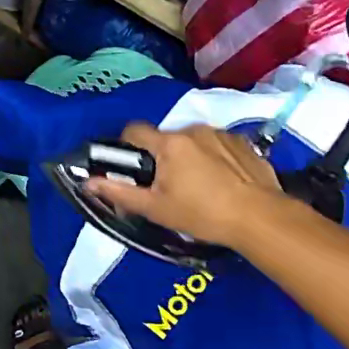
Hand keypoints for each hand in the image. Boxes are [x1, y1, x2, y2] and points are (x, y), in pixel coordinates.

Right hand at [84, 124, 284, 247]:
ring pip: (193, 141)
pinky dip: (214, 158)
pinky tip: (222, 183)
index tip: (129, 167)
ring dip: (189, 157)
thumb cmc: (202, 214)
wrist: (260, 218)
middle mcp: (193, 129)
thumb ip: (120, 193)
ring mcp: (221, 133)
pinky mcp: (244, 142)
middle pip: (165, 138)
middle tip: (167, 187)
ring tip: (199, 187)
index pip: (134, 131)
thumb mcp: (156, 209)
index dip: (125, 145)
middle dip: (161, 157)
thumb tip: (89, 182)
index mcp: (168, 143)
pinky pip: (218, 145)